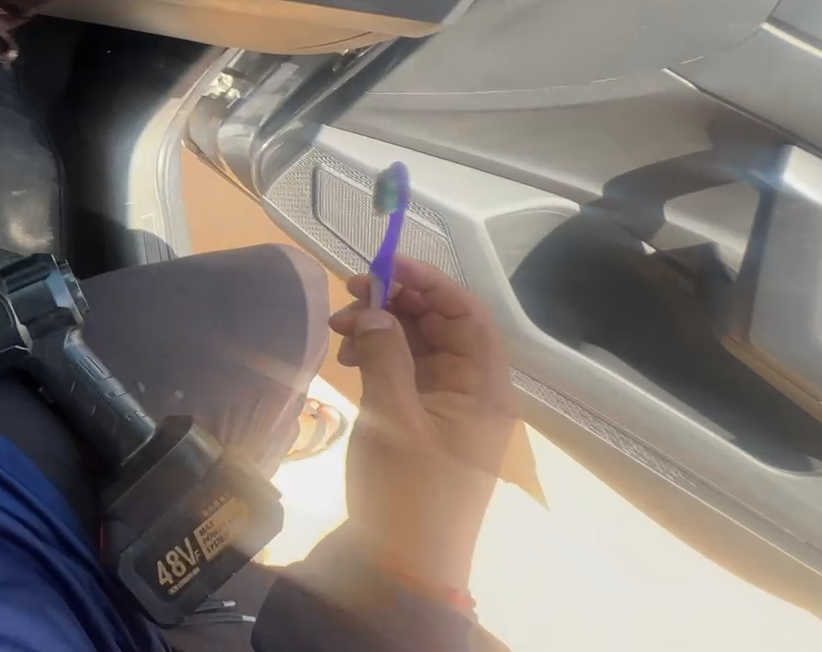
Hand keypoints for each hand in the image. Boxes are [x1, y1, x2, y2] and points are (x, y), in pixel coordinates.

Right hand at [331, 257, 516, 594]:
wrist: (402, 558)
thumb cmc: (407, 490)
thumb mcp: (394, 419)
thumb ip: (385, 357)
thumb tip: (371, 309)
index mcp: (484, 390)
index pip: (467, 316)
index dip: (430, 282)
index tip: (382, 264)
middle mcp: (471, 389)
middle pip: (439, 323)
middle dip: (396, 300)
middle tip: (347, 291)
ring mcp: (444, 402)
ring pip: (416, 340)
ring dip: (378, 324)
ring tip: (337, 328)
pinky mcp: (418, 413)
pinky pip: (401, 363)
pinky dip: (373, 350)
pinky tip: (346, 355)